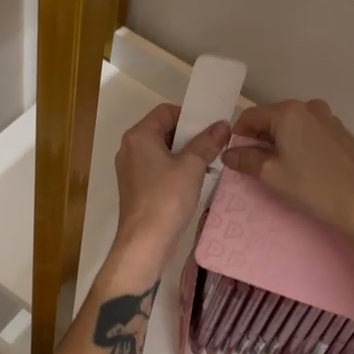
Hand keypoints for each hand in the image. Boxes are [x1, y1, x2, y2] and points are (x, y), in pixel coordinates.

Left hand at [112, 104, 229, 267]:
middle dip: (190, 136)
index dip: (190, 116)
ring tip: (209, 163)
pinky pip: (158, 168)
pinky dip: (176, 169)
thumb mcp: (192, 167)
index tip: (211, 128)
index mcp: (139, 136)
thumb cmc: (166, 198)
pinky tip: (195, 180)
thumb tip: (223, 125)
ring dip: (185, 154)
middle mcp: (130, 148)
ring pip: (162, 151)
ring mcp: (131, 169)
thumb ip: (207, 142)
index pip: (166, 111)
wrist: (145, 242)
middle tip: (215, 144)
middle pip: (164, 130)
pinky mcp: (137, 187)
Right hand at [223, 100, 353, 238]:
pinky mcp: (341, 132)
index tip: (235, 155)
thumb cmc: (311, 186)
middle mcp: (309, 107)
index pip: (250, 116)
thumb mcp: (271, 174)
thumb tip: (228, 154)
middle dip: (259, 138)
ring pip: (292, 124)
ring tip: (280, 166)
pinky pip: (310, 131)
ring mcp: (328, 118)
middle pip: (272, 117)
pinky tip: (303, 165)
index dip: (237, 135)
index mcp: (288, 112)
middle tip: (255, 164)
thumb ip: (245, 160)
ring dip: (280, 141)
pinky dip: (299, 142)